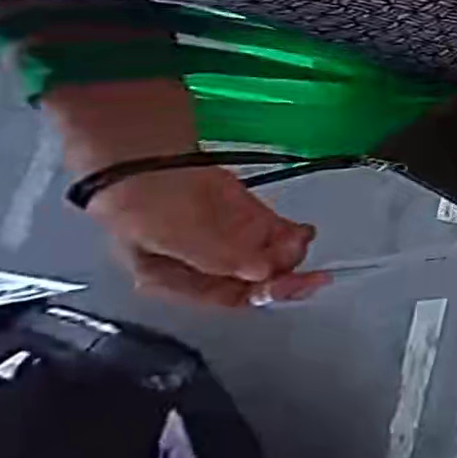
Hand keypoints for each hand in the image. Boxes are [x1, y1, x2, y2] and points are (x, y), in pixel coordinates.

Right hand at [90, 168, 330, 307]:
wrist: (150, 160)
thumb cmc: (147, 203)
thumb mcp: (173, 237)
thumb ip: (218, 257)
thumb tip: (260, 274)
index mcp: (181, 283)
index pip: (232, 297)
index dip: (266, 293)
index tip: (297, 283)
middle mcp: (212, 268)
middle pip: (257, 280)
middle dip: (285, 274)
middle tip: (309, 266)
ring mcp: (234, 241)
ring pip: (272, 257)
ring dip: (292, 253)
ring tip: (301, 238)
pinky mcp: (250, 219)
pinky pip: (278, 234)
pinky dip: (295, 236)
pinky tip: (306, 232)